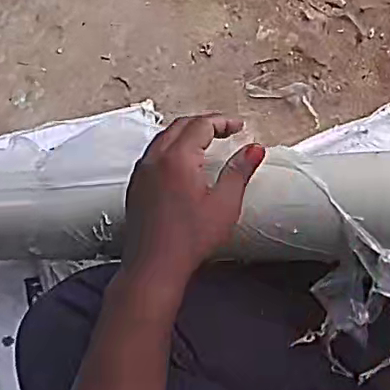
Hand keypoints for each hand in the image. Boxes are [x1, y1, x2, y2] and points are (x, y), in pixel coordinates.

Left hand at [123, 115, 264, 281]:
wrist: (154, 267)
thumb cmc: (188, 241)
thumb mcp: (225, 204)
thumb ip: (240, 171)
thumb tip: (254, 149)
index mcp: (177, 158)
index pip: (201, 125)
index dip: (223, 122)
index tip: (238, 127)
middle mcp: (155, 159)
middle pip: (181, 126)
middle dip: (205, 123)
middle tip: (226, 131)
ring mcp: (141, 172)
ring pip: (164, 138)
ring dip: (186, 134)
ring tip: (207, 143)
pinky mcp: (135, 187)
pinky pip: (153, 154)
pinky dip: (171, 148)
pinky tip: (183, 165)